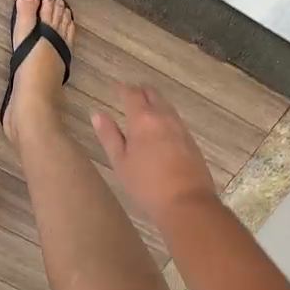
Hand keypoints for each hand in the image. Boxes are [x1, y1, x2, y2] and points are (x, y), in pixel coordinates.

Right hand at [92, 83, 218, 224]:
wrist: (187, 203)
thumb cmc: (146, 184)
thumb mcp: (120, 162)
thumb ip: (109, 136)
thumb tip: (97, 114)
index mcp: (143, 119)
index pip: (132, 94)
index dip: (122, 88)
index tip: (115, 87)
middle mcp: (163, 117)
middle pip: (152, 94)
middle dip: (140, 91)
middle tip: (130, 95)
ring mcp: (180, 128)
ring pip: (166, 105)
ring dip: (154, 102)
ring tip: (144, 110)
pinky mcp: (191, 141)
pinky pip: (175, 119)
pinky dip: (165, 116)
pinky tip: (161, 129)